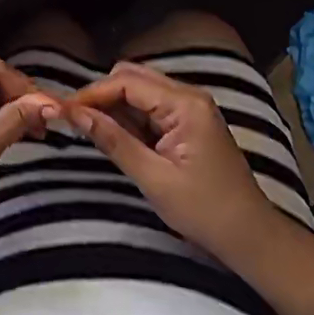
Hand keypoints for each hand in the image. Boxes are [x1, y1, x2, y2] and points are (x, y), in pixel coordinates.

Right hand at [65, 62, 276, 253]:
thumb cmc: (204, 211)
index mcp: (185, 105)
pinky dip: (127, 117)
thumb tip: (73, 113)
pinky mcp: (187, 121)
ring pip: (138, 89)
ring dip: (112, 106)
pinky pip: (148, 107)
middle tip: (75, 120)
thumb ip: (112, 140)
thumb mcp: (153, 178)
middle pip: (131, 77)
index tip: (63, 110)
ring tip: (90, 130)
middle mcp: (188, 96)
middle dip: (100, 95)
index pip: (126, 82)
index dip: (91, 94)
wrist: (250, 237)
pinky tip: (115, 136)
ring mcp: (190, 107)